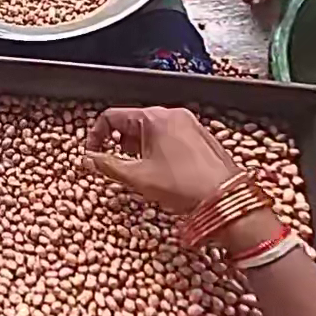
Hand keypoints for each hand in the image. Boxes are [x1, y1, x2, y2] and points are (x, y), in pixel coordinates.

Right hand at [81, 106, 240, 212]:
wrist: (226, 200)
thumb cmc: (186, 186)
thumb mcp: (137, 177)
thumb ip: (107, 165)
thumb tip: (88, 159)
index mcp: (154, 118)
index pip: (111, 116)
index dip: (96, 136)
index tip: (93, 153)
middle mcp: (172, 115)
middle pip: (131, 122)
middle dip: (118, 144)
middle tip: (117, 165)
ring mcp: (189, 124)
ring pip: (150, 130)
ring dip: (137, 148)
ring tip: (141, 172)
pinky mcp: (200, 137)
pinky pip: (168, 136)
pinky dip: (157, 150)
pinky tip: (161, 172)